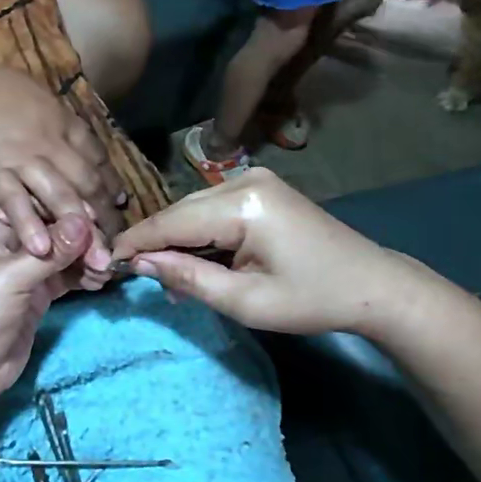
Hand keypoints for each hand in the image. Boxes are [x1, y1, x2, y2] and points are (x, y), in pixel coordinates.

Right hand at [0, 59, 123, 262]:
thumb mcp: (35, 96)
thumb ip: (56, 119)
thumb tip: (72, 134)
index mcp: (64, 123)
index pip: (97, 157)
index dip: (111, 182)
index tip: (120, 203)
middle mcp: (52, 144)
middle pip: (87, 182)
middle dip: (105, 215)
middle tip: (114, 243)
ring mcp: (25, 160)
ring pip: (61, 195)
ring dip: (79, 226)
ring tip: (92, 256)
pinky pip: (18, 203)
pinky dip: (31, 226)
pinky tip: (42, 250)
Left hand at [0, 209, 100, 395]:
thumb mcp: (12, 278)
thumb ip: (52, 251)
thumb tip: (85, 221)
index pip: (34, 205)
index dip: (65, 210)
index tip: (94, 222)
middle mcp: (10, 243)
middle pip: (54, 228)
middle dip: (82, 238)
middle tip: (104, 257)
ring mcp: (25, 269)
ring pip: (64, 252)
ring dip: (87, 258)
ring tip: (105, 271)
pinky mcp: (38, 293)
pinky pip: (66, 275)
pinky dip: (83, 275)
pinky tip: (99, 281)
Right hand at [112, 167, 404, 333]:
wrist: (372, 284)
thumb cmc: (312, 300)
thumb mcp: (245, 302)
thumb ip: (188, 278)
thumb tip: (141, 264)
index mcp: (243, 205)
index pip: (171, 221)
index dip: (137, 242)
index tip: (107, 263)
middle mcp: (243, 180)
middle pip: (179, 211)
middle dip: (156, 243)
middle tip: (140, 279)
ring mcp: (253, 179)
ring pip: (192, 209)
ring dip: (177, 240)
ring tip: (171, 277)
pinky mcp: (259, 187)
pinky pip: (212, 209)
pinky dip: (199, 234)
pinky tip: (197, 260)